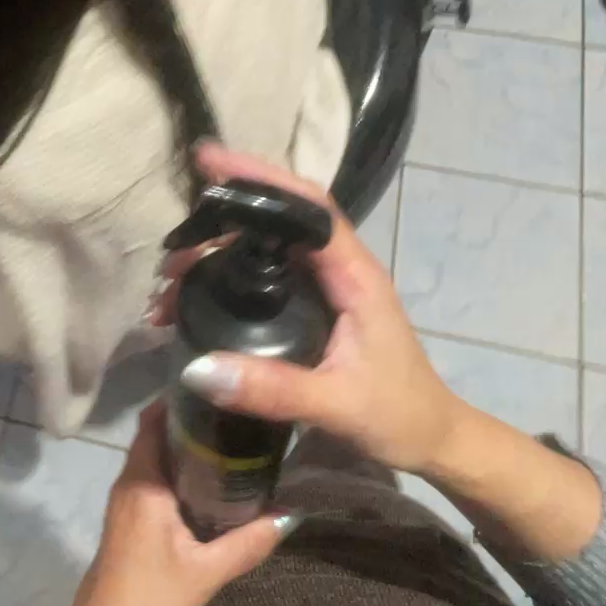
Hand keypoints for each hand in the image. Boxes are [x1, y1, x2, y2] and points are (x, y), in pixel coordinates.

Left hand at [42, 401, 290, 605]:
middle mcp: (129, 483)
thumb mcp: (205, 574)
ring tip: (233, 443)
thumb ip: (248, 543)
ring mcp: (126, 504)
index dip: (179, 399)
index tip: (216, 386)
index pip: (154, 420)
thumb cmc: (147, 602)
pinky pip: (156, 483)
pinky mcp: (129, 524)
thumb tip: (289, 513)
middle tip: (238, 415)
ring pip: (157, 462)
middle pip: (158, 437)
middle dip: (193, 424)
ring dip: (187, 451)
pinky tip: (213, 487)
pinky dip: (181, 475)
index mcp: (141, 482)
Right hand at [156, 142, 470, 474]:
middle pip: (280, 219)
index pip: (308, 207)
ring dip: (218, 251)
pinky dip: (227, 275)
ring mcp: (325, 286)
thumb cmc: (399, 417)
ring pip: (266, 247)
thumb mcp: (338, 406)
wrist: (432, 441)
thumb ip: (273, 390)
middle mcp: (339, 269)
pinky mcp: (312, 305)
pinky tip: (196, 295)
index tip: (210, 163)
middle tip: (173, 246)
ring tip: (173, 276)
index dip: (260, 179)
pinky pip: (264, 274)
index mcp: (355, 275)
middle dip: (223, 219)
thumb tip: (198, 367)